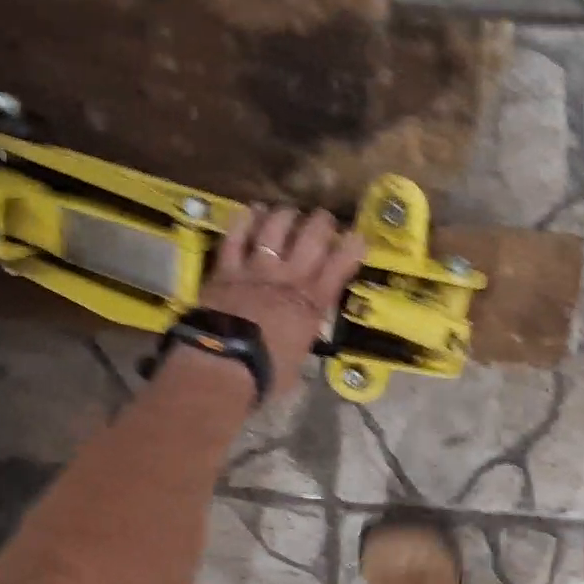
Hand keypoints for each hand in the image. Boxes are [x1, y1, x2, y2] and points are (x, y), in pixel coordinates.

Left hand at [199, 204, 365, 400]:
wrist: (225, 365)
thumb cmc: (267, 373)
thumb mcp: (298, 361)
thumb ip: (302, 340)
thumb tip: (301, 341)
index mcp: (312, 304)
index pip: (340, 267)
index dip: (352, 248)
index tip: (358, 236)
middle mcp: (289, 278)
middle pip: (311, 238)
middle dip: (322, 223)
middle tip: (324, 218)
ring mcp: (257, 270)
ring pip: (275, 228)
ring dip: (285, 216)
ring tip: (289, 212)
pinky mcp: (226, 269)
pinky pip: (236, 237)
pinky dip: (244, 221)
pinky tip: (252, 210)